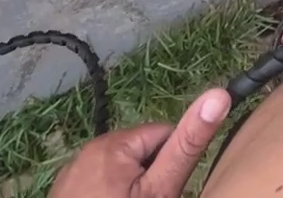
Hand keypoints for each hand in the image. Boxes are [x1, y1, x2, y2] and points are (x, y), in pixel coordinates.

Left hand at [48, 89, 232, 197]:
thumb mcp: (160, 191)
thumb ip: (187, 143)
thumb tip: (219, 93)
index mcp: (113, 142)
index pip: (166, 134)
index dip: (172, 165)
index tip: (166, 192)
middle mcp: (88, 149)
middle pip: (143, 152)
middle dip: (151, 178)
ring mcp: (71, 175)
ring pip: (123, 171)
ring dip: (132, 190)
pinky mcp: (62, 196)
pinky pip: (100, 186)